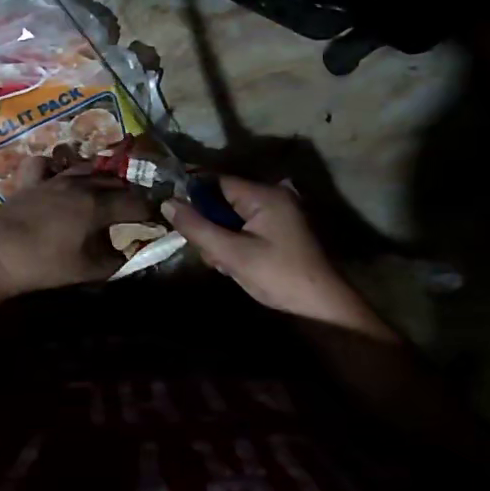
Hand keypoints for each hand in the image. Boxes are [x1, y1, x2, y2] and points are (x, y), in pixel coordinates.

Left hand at [0, 157, 153, 298]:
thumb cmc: (45, 265)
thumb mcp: (88, 270)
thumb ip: (115, 259)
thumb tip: (130, 252)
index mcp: (97, 205)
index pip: (136, 204)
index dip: (152, 213)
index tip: (160, 221)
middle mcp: (78, 185)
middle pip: (114, 183)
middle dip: (131, 194)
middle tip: (139, 208)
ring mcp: (52, 180)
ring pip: (85, 168)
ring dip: (102, 178)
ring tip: (109, 190)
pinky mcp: (29, 182)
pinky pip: (46, 164)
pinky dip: (58, 165)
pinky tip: (60, 174)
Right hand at [163, 176, 394, 338]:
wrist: (322, 308)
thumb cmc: (278, 276)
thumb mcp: (231, 253)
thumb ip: (197, 227)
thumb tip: (166, 202)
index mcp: (264, 195)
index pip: (216, 181)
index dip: (192, 194)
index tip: (173, 212)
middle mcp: (273, 197)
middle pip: (223, 200)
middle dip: (209, 225)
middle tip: (208, 252)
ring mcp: (279, 214)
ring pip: (232, 217)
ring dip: (221, 238)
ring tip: (224, 264)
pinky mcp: (281, 231)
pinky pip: (245, 227)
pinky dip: (235, 243)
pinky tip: (236, 265)